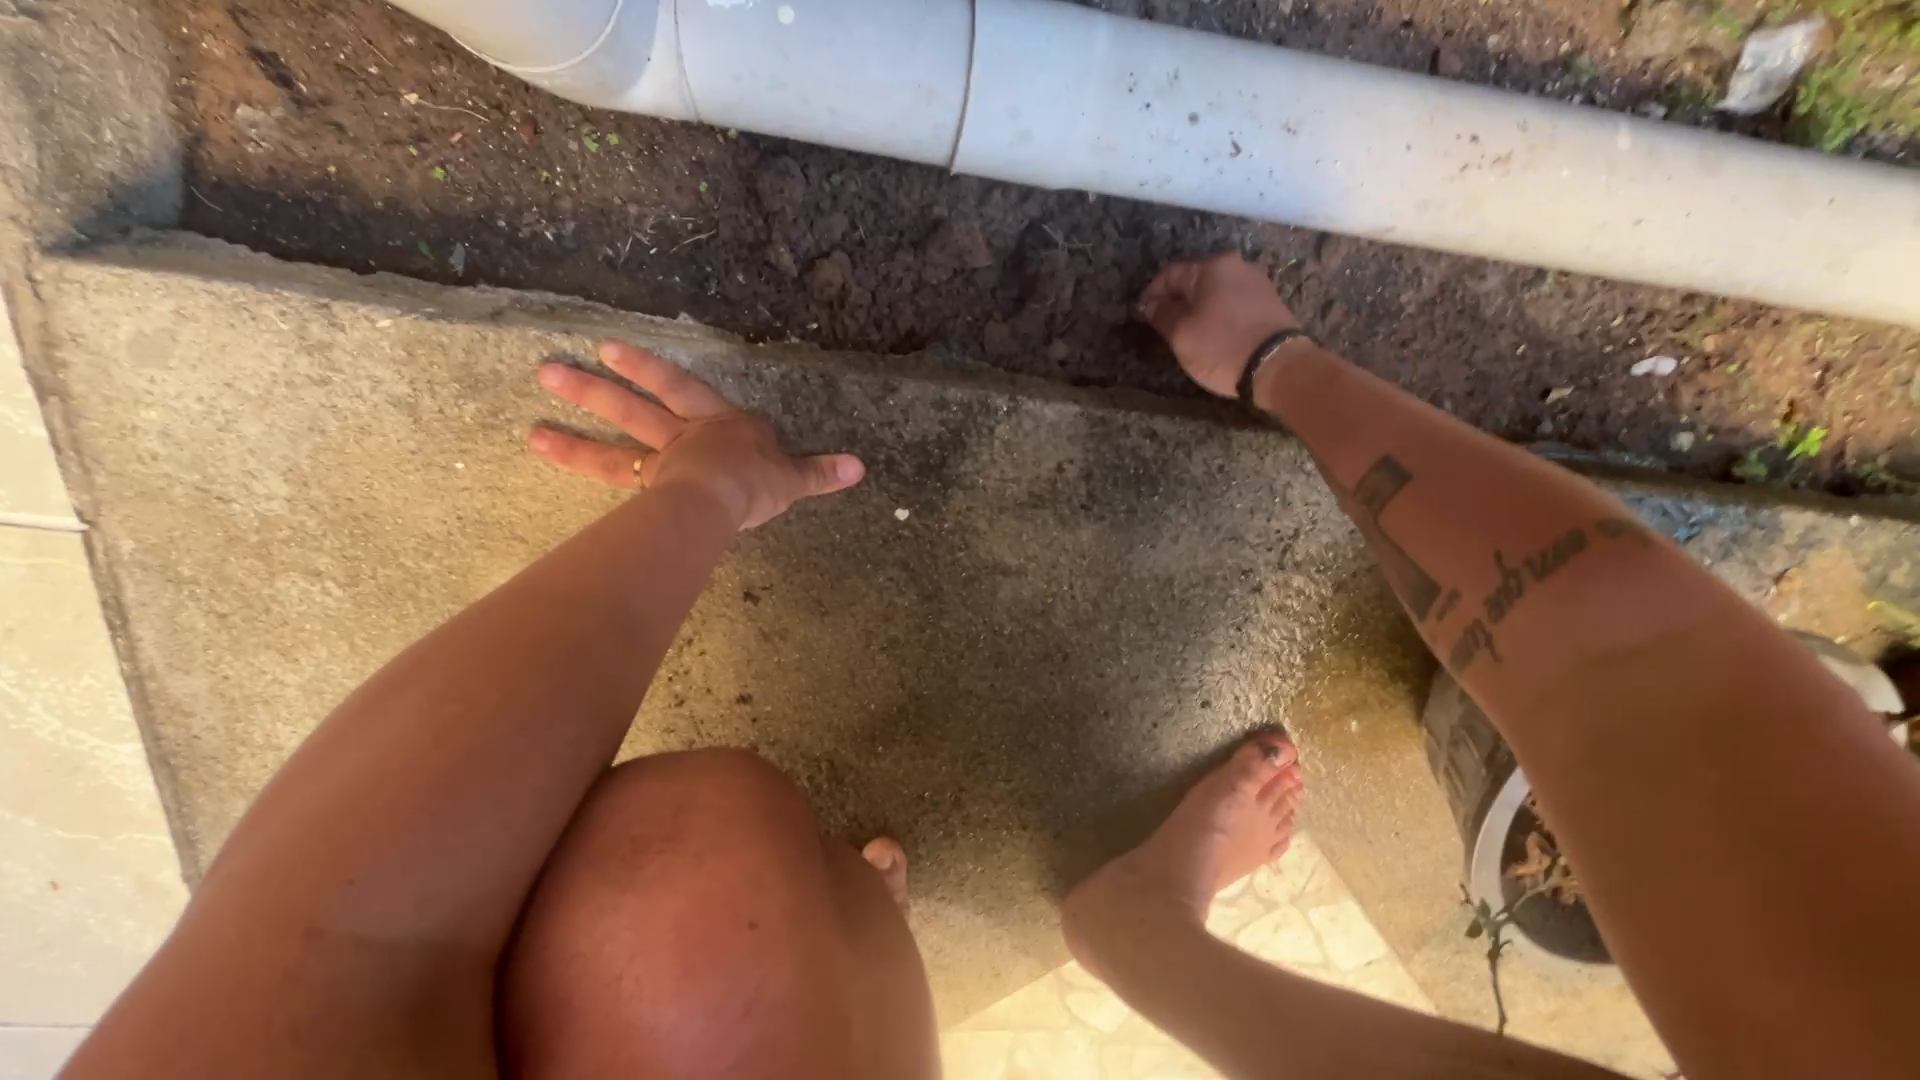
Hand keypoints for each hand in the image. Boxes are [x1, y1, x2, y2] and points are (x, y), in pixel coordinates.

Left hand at [529, 341, 864, 529]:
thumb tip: (861, 467)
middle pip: (637, 408)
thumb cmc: (757, 481)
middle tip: (548, 371)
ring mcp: (661, 461)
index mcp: (722, 425)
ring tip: (528, 428)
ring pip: (612, 445)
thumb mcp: (794, 477)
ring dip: (572, 433)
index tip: (613, 352)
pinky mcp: (647, 488)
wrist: (722, 496)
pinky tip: (543, 454)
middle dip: (596, 392)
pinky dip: (578, 466)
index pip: (688, 394)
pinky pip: (608, 476)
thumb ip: (820, 472)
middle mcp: (685, 434)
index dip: (654, 374)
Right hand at [1137, 254, 1300, 397]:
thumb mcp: (1181, 334)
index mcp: (1212, 267)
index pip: (1169, 274)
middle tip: (1162, 328)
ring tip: (1187, 335)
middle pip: (1194, 282)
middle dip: (1175, 303)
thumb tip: (1148, 305)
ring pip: (1215, 293)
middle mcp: (1237, 266)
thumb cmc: (1222, 347)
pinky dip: (1218, 315)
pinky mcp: (1269, 303)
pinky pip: (1233, 304)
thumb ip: (1161, 315)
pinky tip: (1213, 335)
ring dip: (1197, 310)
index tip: (1140, 317)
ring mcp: (1257, 283)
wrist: (1277, 367)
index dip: (1150, 295)